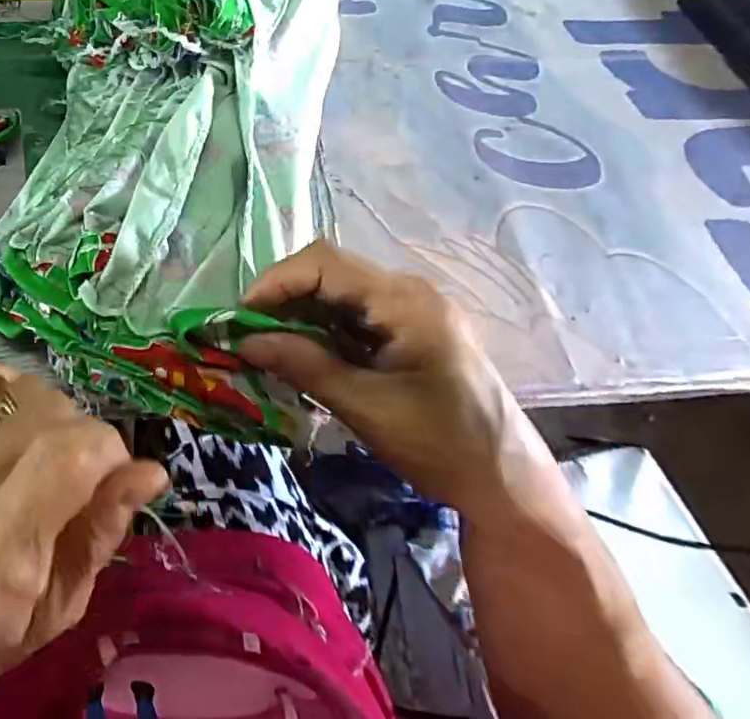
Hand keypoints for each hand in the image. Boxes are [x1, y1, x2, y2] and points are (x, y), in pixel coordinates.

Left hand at [0, 359, 167, 718]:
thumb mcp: (61, 607)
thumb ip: (103, 530)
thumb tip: (149, 470)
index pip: (68, 456)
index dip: (108, 451)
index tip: (113, 474)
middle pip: (49, 413)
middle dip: (84, 434)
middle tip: (77, 472)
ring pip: (23, 390)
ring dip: (51, 414)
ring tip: (42, 452)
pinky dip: (12, 390)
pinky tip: (11, 425)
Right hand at [236, 240, 550, 514]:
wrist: (509, 486)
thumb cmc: (441, 445)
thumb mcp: (364, 406)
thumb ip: (302, 364)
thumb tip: (243, 342)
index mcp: (406, 301)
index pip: (324, 263)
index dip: (275, 281)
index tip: (241, 316)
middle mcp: (409, 291)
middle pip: (328, 270)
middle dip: (282, 296)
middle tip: (249, 331)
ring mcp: (412, 308)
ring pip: (336, 290)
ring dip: (297, 311)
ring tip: (267, 342)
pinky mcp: (409, 328)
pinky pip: (352, 311)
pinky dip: (319, 325)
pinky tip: (301, 350)